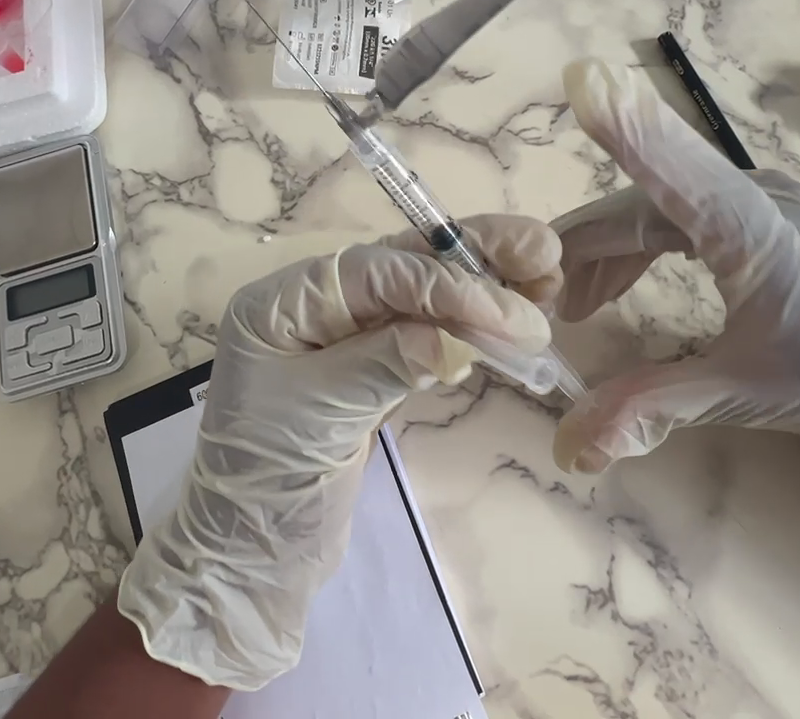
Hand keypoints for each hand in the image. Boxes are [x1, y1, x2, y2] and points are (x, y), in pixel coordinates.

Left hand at [116, 215, 560, 690]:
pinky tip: (505, 325)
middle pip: (402, 264)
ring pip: (420, 295)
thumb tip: (458, 336)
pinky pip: (423, 333)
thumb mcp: (322, 411)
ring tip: (543, 282)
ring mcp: (344, 333)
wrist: (256, 547)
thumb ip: (387, 361)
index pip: (376, 272)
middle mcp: (315, 303)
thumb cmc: (268, 478)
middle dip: (473, 258)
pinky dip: (465, 328)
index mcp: (285, 301)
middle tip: (542, 252)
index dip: (446, 283)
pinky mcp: (370, 365)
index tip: (509, 311)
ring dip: (479, 289)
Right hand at [550, 59, 799, 476]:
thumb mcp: (745, 398)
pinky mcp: (751, 206)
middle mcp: (761, 200)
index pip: (688, 178)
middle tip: (535, 297)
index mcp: (768, 243)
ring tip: (567, 306)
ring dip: (600, 250)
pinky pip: (672, 210)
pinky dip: (629, 247)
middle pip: (645, 200)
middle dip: (580, 245)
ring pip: (651, 203)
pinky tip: (605, 285)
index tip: (585, 82)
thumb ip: (652, 409)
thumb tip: (569, 448)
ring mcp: (757, 197)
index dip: (634, 133)